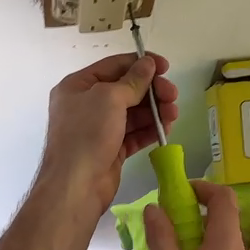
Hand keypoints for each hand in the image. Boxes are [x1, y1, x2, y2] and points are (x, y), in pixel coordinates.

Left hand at [38, 53, 178, 209]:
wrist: (76, 186)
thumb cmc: (87, 134)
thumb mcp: (109, 98)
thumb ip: (132, 80)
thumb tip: (147, 63)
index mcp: (78, 86)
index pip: (114, 66)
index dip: (140, 64)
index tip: (165, 67)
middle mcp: (86, 105)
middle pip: (126, 90)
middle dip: (152, 91)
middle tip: (172, 96)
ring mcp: (98, 129)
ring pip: (133, 113)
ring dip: (155, 111)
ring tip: (173, 114)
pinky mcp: (110, 149)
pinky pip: (133, 134)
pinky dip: (150, 130)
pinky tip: (166, 129)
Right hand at [142, 181, 249, 249]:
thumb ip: (161, 239)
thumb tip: (155, 208)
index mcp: (226, 245)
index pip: (224, 198)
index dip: (201, 188)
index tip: (176, 194)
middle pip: (220, 222)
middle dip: (189, 219)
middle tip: (161, 233)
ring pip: (218, 246)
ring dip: (192, 244)